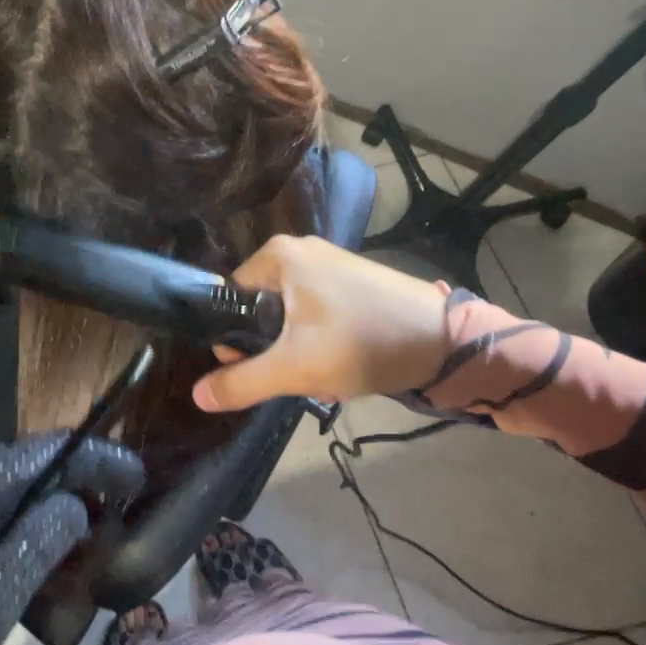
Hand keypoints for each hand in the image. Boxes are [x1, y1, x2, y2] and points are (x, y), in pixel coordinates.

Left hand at [0, 433, 145, 644]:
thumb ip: (41, 539)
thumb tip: (75, 499)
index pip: (44, 450)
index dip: (94, 457)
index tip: (134, 475)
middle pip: (21, 464)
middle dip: (68, 479)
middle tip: (107, 510)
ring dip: (39, 504)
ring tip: (74, 536)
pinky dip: (11, 524)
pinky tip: (24, 558)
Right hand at [193, 235, 451, 411]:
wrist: (447, 341)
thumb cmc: (362, 342)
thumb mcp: (294, 368)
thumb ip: (242, 382)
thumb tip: (197, 395)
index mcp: (278, 254)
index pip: (231, 299)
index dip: (235, 338)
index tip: (258, 367)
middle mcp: (300, 248)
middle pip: (261, 308)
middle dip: (275, 349)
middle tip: (300, 375)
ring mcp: (330, 262)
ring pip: (291, 315)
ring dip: (301, 350)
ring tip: (327, 375)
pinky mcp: (354, 279)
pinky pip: (318, 311)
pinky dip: (323, 340)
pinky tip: (344, 363)